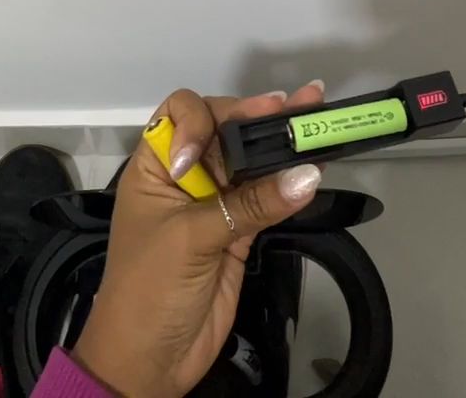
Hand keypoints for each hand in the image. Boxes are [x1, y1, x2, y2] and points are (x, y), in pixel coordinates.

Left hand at [70, 83, 326, 397]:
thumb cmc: (149, 288)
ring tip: (314, 112)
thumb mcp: (191, 238)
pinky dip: (291, 180)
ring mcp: (214, 200)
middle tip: (294, 104)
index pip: (179, 115)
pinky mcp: (239, 228)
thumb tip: (306, 175)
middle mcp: (185, 173)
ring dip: (281, 140)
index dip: (199, 120)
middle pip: (223, 130)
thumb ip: (250, 205)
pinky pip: (268, 195)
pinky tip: (316, 161)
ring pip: (251, 160)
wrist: (149, 362)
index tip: (208, 151)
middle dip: (256, 115)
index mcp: (155, 165)